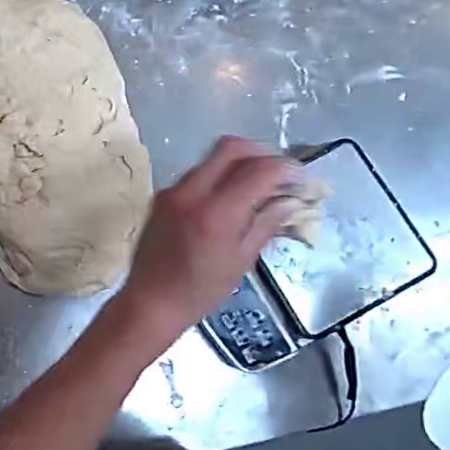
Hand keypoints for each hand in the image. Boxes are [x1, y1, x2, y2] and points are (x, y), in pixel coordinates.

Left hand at [112, 136, 302, 344]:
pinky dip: (220, 176)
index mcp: (216, 214)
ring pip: (213, 157)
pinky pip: (198, 173)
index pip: (258, 171)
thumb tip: (291, 202)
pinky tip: (232, 196)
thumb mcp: (241, 260)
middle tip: (280, 172)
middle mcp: (191, 193)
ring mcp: (174, 191)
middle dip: (262, 153)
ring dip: (241, 163)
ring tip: (259, 184)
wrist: (150, 301)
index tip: (300, 178)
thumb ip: (267, 224)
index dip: (286, 169)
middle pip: (232, 148)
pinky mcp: (163, 195)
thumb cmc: (199, 291)